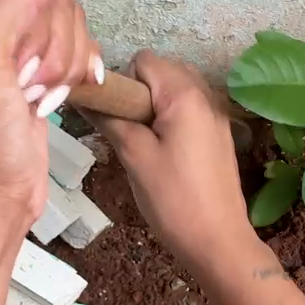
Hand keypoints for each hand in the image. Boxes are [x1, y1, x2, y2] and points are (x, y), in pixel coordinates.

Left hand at [0, 0, 101, 233]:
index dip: (31, 26)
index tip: (13, 70)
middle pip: (49, 4)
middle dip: (47, 54)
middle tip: (24, 90)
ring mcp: (9, 51)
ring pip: (68, 26)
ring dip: (61, 70)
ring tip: (35, 102)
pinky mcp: (36, 73)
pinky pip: (75, 49)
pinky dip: (76, 75)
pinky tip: (59, 99)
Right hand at [94, 51, 263, 278]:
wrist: (218, 242)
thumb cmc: (174, 200)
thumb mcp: (134, 157)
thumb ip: (111, 120)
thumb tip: (86, 98)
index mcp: (185, 95)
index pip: (144, 61)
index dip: (123, 83)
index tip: (114, 116)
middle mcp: (206, 96)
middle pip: (162, 72)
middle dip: (138, 94)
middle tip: (126, 131)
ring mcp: (217, 117)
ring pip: (176, 92)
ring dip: (153, 108)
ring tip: (143, 145)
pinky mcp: (219, 137)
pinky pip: (189, 112)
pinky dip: (170, 121)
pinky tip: (162, 154)